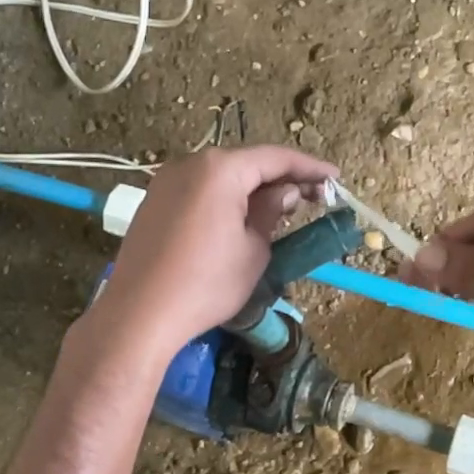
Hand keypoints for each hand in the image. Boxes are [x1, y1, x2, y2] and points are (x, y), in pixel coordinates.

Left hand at [96, 146, 336, 356]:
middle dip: (281, 178)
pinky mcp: (153, 203)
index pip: (275, 158)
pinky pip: (200, 191)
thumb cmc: (206, 283)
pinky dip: (226, 199)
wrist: (139, 314)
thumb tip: (284, 193)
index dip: (309, 167)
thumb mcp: (254, 250)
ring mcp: (165, 182)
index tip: (334, 178)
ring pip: (221, 177)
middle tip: (313, 197)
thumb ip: (272, 213)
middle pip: (246, 163)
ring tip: (281, 210)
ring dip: (253, 189)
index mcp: (219, 169)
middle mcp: (189, 164)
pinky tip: (241, 219)